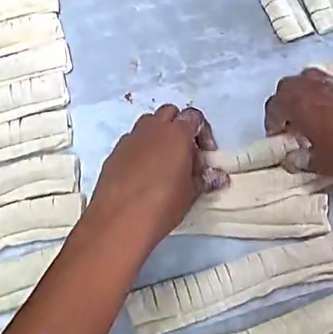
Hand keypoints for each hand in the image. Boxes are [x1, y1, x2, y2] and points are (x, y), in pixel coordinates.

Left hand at [86, 105, 222, 244]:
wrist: (118, 221)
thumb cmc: (162, 204)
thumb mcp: (191, 193)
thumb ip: (205, 178)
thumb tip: (218, 176)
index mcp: (177, 133)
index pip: (194, 117)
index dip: (203, 133)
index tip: (205, 154)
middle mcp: (152, 129)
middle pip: (170, 113)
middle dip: (180, 127)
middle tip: (186, 153)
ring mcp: (130, 139)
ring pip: (148, 124)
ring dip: (159, 135)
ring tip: (164, 162)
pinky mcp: (114, 153)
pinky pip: (132, 141)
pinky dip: (141, 149)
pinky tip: (143, 174)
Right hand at [264, 68, 332, 186]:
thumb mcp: (322, 164)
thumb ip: (302, 159)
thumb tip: (292, 159)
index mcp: (301, 102)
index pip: (275, 104)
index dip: (272, 120)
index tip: (276, 135)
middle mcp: (318, 86)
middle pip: (291, 85)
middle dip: (286, 102)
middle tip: (290, 124)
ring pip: (313, 81)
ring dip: (307, 96)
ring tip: (312, 119)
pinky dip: (328, 97)